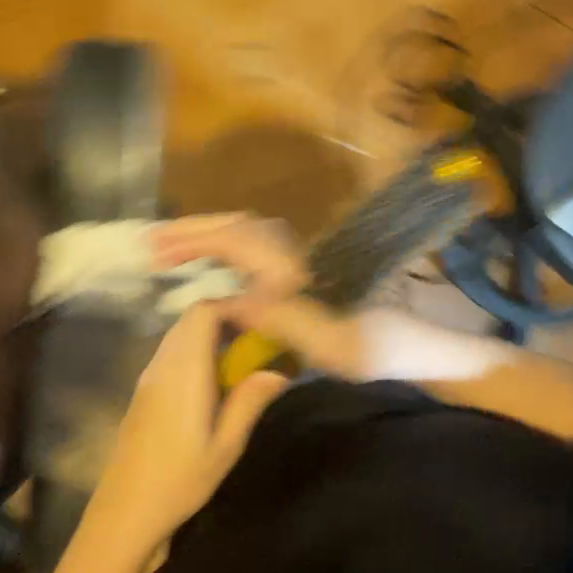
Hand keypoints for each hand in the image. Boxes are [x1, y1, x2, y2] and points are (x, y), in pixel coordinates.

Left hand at [89, 303, 291, 546]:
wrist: (125, 512)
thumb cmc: (180, 481)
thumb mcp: (226, 446)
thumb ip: (250, 401)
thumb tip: (280, 372)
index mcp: (184, 372)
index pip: (203, 313)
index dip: (233, 307)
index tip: (263, 321)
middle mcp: (162, 366)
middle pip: (190, 319)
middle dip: (226, 320)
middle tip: (258, 341)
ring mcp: (148, 378)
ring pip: (179, 335)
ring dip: (210, 337)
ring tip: (241, 362)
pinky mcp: (143, 392)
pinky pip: (171, 354)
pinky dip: (195, 353)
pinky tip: (214, 383)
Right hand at [151, 213, 362, 378]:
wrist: (419, 338)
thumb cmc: (379, 345)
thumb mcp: (331, 341)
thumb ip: (276, 317)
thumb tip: (222, 300)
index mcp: (300, 269)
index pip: (237, 240)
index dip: (194, 242)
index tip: (158, 251)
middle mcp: (300, 253)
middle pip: (240, 227)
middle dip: (194, 231)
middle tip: (153, 242)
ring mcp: (305, 259)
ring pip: (250, 234)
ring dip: (210, 236)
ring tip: (174, 250)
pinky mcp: (309, 270)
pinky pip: (260, 247)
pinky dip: (229, 248)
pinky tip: (214, 265)